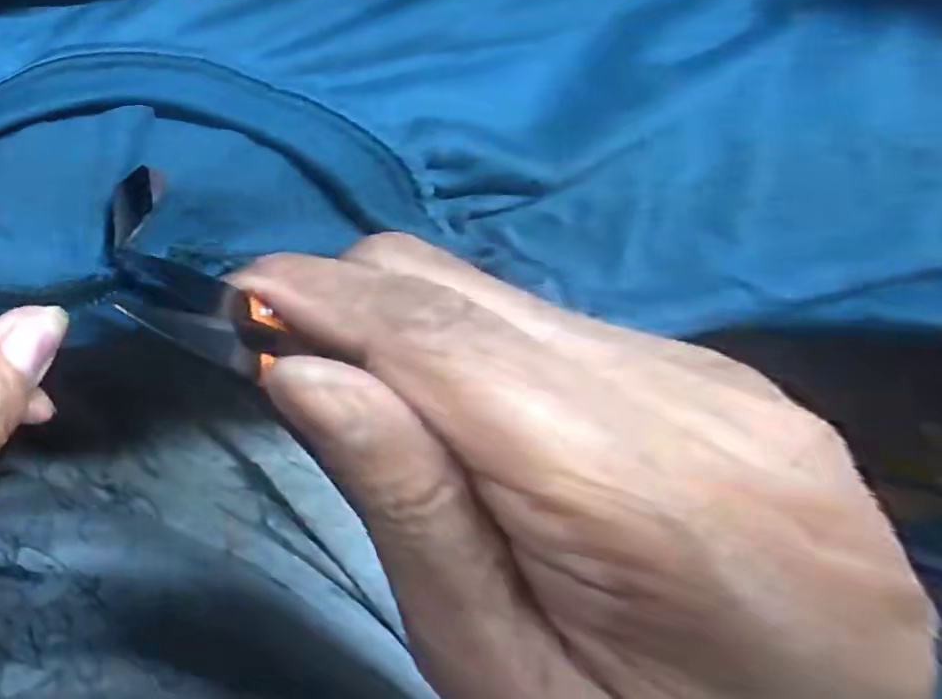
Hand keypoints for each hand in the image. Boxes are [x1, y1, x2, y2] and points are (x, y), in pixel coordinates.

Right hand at [236, 234, 936, 698]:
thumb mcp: (487, 658)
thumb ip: (398, 498)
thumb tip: (293, 368)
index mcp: (643, 490)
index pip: (431, 334)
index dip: (315, 294)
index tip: (232, 291)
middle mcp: (687, 398)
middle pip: (446, 283)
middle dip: (335, 293)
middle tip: (272, 343)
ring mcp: (708, 375)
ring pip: (476, 283)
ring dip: (384, 310)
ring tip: (345, 369)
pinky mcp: (703, 372)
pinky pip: (522, 310)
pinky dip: (444, 330)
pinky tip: (438, 393)